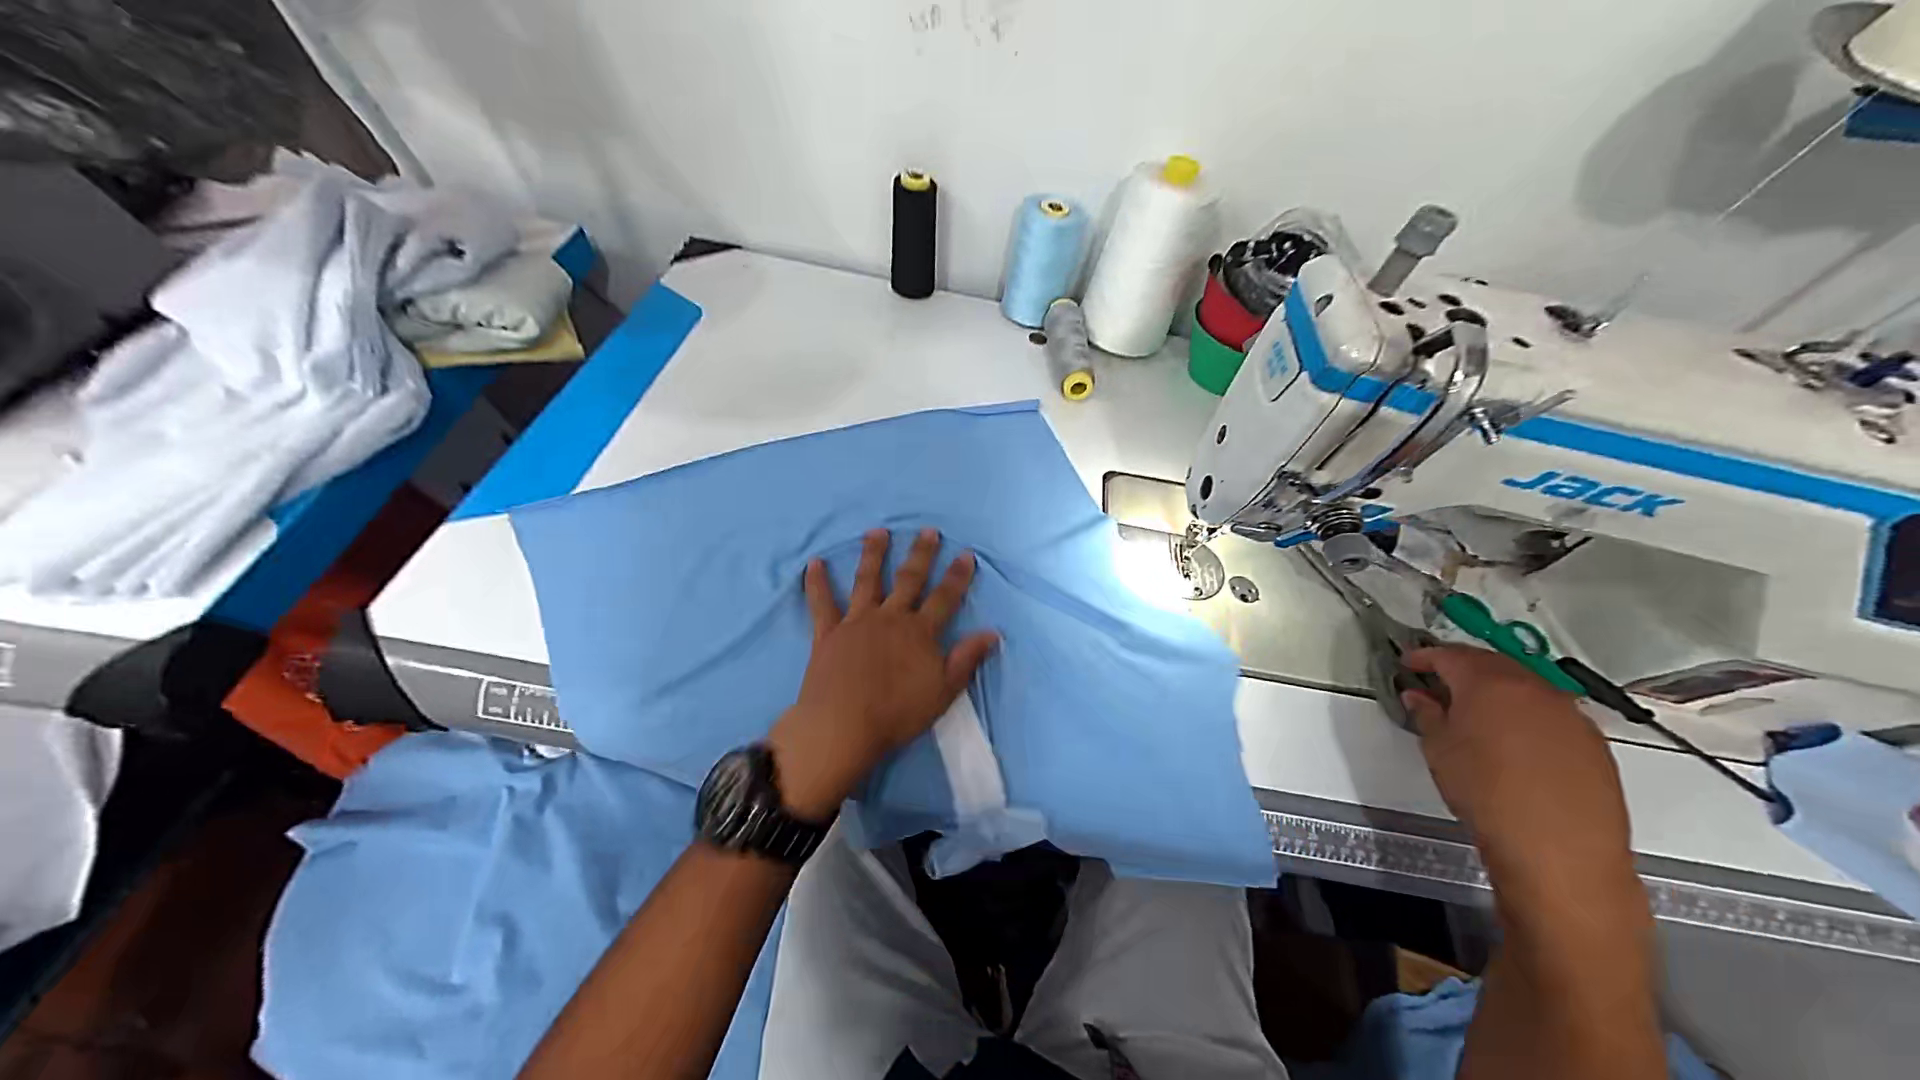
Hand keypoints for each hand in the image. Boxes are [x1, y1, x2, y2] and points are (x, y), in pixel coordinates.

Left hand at [768, 528, 997, 820]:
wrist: (843, 725)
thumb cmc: (897, 714)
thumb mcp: (943, 691)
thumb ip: (966, 659)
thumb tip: (992, 632)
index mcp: (919, 633)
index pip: (944, 598)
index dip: (957, 576)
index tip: (965, 554)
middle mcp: (890, 618)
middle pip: (909, 580)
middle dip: (921, 555)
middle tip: (927, 531)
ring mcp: (856, 622)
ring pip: (867, 581)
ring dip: (873, 555)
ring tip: (877, 532)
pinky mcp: (827, 633)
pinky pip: (821, 603)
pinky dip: (817, 582)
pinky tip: (814, 563)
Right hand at [1401, 646, 1639, 911]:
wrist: (1557, 848)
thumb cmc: (1489, 795)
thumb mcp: (1439, 749)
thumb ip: (1428, 714)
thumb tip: (1422, 700)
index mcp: (1490, 683)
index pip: (1450, 655)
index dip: (1425, 656)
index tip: (1412, 662)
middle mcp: (1534, 689)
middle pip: (1492, 664)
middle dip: (1463, 669)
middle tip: (1439, 682)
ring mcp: (1570, 714)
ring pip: (1526, 688)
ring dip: (1498, 693)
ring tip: (1475, 714)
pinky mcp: (1593, 743)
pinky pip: (1553, 715)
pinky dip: (1528, 717)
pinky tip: (1514, 743)